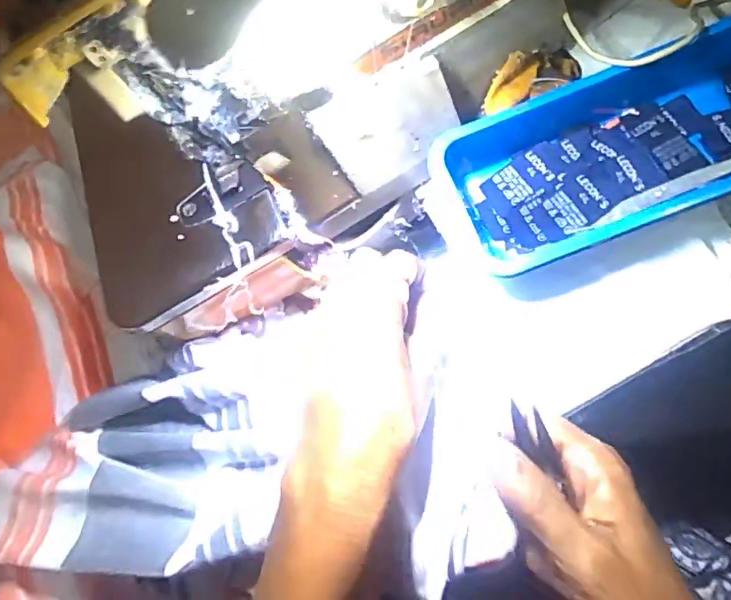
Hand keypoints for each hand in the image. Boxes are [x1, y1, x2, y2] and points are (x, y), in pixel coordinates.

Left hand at [256, 248, 420, 598]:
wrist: (331, 466)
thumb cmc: (386, 428)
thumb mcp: (422, 378)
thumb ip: (428, 327)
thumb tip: (433, 296)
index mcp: (374, 307)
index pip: (396, 263)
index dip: (413, 272)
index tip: (423, 289)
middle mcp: (338, 301)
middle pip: (363, 264)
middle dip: (384, 275)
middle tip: (401, 306)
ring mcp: (313, 316)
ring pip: (340, 281)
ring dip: (360, 290)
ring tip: (376, 324)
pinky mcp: (297, 335)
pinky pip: (323, 305)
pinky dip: (340, 310)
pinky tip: (349, 340)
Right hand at [491, 415, 689, 599]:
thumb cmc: (632, 596)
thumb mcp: (582, 551)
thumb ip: (535, 498)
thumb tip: (488, 446)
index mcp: (592, 462)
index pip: (531, 421)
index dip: (498, 435)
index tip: (470, 460)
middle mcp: (585, 471)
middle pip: (525, 455)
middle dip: (505, 483)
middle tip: (496, 511)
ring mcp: (580, 501)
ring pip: (525, 489)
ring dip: (514, 515)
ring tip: (521, 543)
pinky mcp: (576, 529)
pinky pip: (535, 517)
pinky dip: (528, 536)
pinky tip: (537, 559)